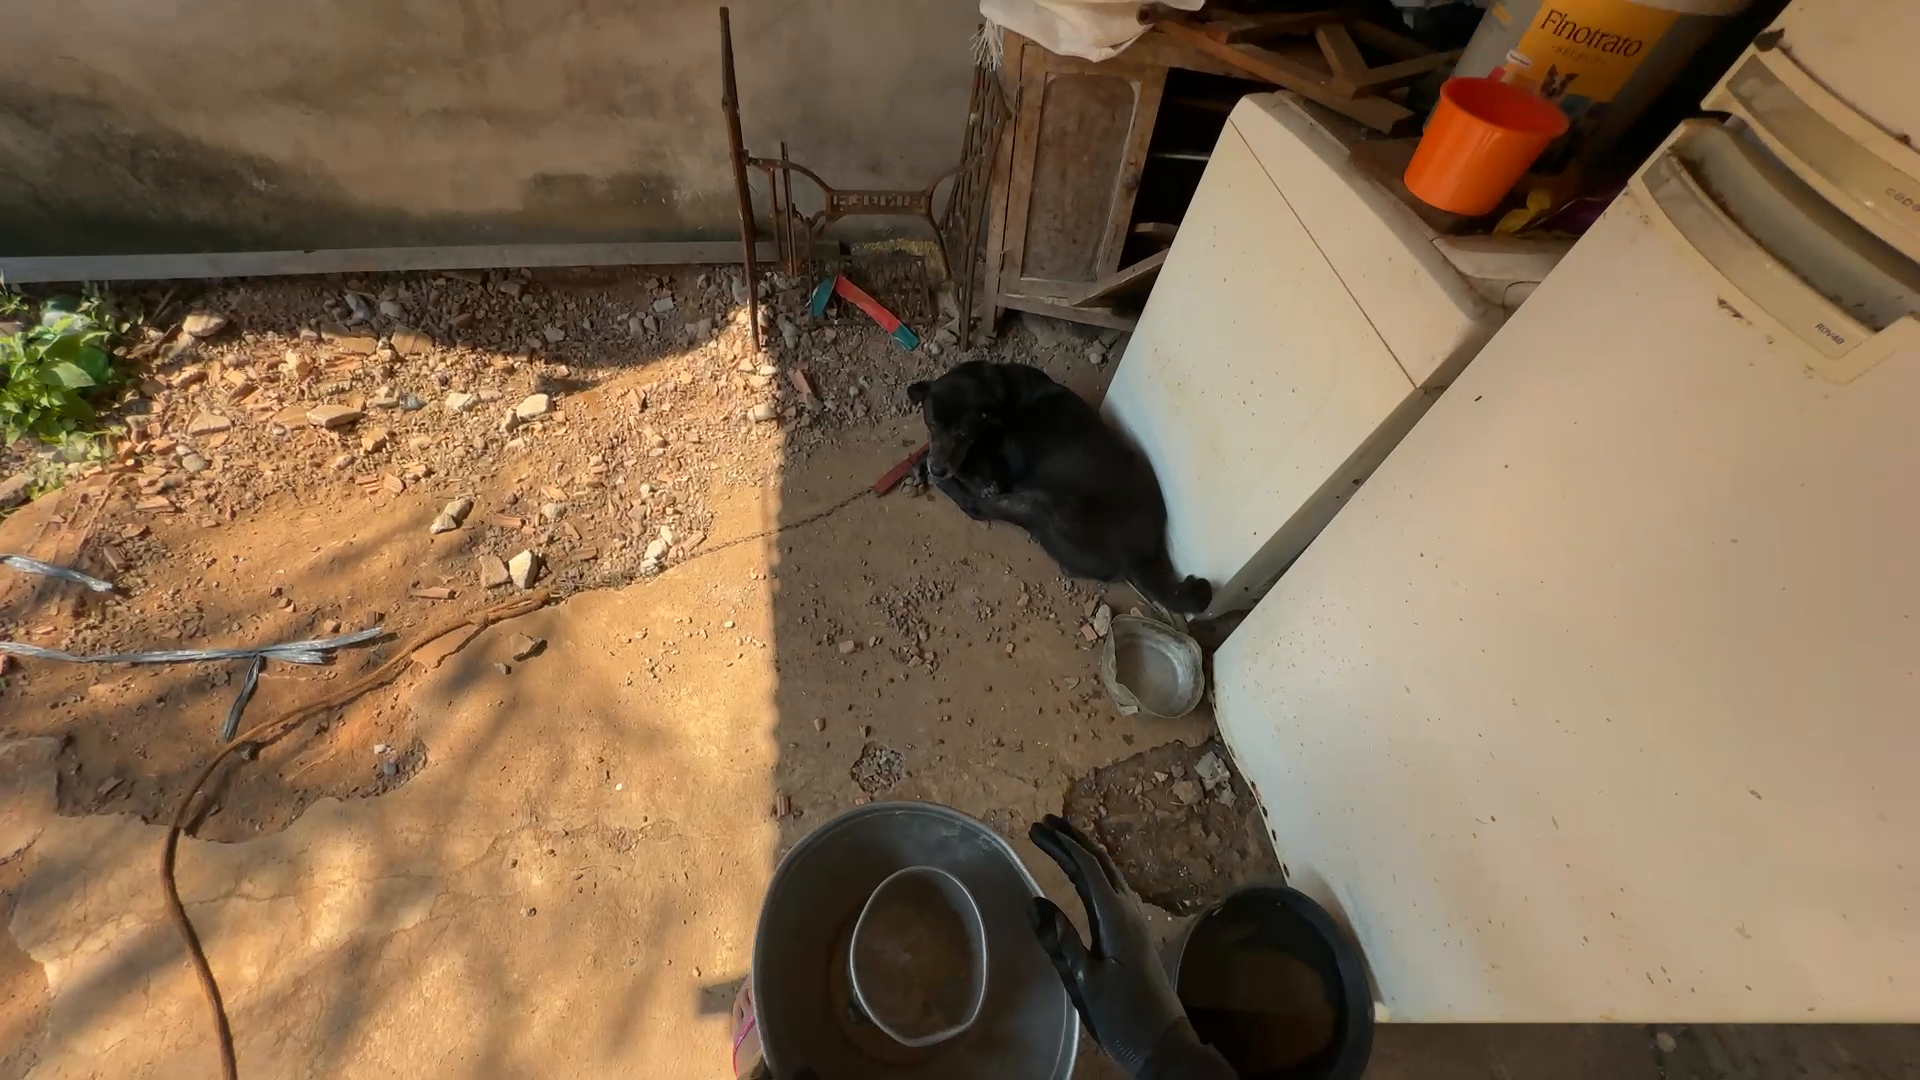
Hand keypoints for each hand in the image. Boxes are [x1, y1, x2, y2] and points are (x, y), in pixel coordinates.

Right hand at [1028, 815, 1186, 1076]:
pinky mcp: (1134, 930)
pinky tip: (1084, 873)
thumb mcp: (1085, 982)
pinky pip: (1111, 885)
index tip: (1038, 828)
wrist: (1163, 1045)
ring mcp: (1134, 919)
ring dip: (1084, 851)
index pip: (1087, 867)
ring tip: (1060, 837)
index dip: (1062, 845)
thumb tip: (1034, 900)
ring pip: (1107, 871)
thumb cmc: (1122, 1015)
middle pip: (1100, 861)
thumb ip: (1060, 940)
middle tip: (1044, 821)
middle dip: (1073, 838)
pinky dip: (1092, 869)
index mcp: (1115, 917)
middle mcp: (1127, 909)